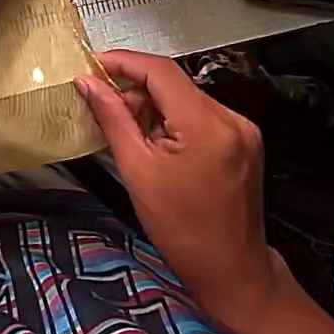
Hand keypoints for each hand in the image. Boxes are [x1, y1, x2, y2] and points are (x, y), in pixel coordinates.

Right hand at [77, 50, 301, 326]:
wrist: (231, 270)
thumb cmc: (182, 230)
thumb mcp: (136, 170)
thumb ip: (112, 118)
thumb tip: (89, 84)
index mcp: (206, 125)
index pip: (160, 70)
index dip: (124, 62)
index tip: (96, 65)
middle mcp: (231, 119)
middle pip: (173, 83)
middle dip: (136, 91)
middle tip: (107, 110)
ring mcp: (241, 128)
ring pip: (185, 97)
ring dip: (154, 106)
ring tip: (134, 137)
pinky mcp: (243, 139)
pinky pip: (201, 113)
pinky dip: (174, 119)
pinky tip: (159, 144)